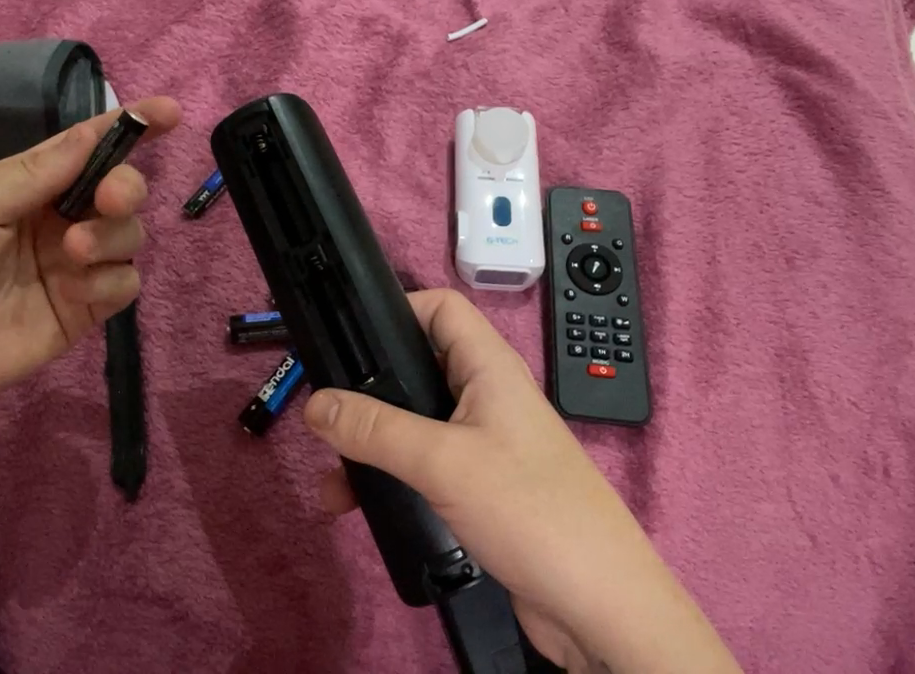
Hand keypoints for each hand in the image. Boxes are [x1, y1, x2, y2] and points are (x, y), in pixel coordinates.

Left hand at [0, 97, 180, 428]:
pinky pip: (124, 283)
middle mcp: (60, 219)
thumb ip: (34, 174)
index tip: (169, 111)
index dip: (130, 126)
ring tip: (73, 253)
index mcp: (30, 186)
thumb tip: (90, 133)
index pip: (88, 147)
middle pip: (121, 188)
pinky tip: (74, 292)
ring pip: (129, 234)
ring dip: (112, 236)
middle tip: (110, 199)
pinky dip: (109, 281)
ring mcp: (75, 264)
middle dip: (126, 186)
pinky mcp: (86, 308)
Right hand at [302, 290, 738, 673]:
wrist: (599, 606)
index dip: (396, 308)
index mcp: (490, 367)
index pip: (441, 308)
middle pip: (418, 367)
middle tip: (324, 413)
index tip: (346, 333)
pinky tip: (361, 506)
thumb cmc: (531, 510)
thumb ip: (376, 430)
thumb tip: (315, 402)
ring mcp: (486, 444)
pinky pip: (426, 467)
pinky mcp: (481, 488)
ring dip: (373, 442)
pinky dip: (392, 477)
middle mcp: (487, 396)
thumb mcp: (444, 463)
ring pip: (416, 424)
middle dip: (369, 389)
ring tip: (332, 476)